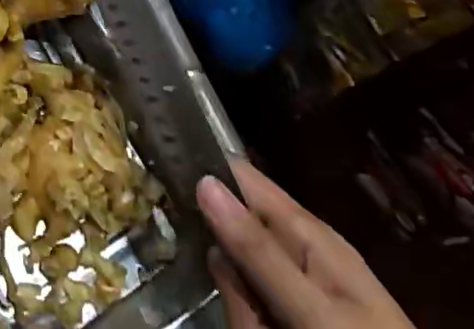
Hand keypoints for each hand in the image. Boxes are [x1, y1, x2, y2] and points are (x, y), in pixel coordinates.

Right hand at [198, 158, 413, 328]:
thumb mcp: (313, 310)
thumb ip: (257, 249)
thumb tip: (203, 181)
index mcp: (308, 233)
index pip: (244, 178)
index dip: (205, 167)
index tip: (159, 161)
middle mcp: (297, 251)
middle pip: (234, 230)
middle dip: (216, 252)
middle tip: (205, 271)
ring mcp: (294, 288)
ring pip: (239, 277)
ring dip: (237, 303)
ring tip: (257, 324)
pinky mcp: (288, 315)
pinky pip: (252, 310)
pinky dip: (248, 319)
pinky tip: (256, 324)